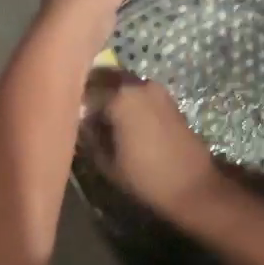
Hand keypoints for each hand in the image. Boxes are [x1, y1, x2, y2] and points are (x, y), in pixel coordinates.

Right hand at [80, 71, 228, 216]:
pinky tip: (122, 121)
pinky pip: (138, 92)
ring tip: (102, 119)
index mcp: (119, 97)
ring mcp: (155, 89)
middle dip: (91, 93)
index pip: (85, 92)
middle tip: (83, 115)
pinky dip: (126, 100)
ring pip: (122, 83)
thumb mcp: (107, 162)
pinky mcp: (167, 98)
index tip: (70, 121)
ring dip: (110, 95)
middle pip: (104, 79)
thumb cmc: (146, 177)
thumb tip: (82, 122)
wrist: (193, 186)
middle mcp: (137, 84)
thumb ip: (89, 136)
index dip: (75, 106)